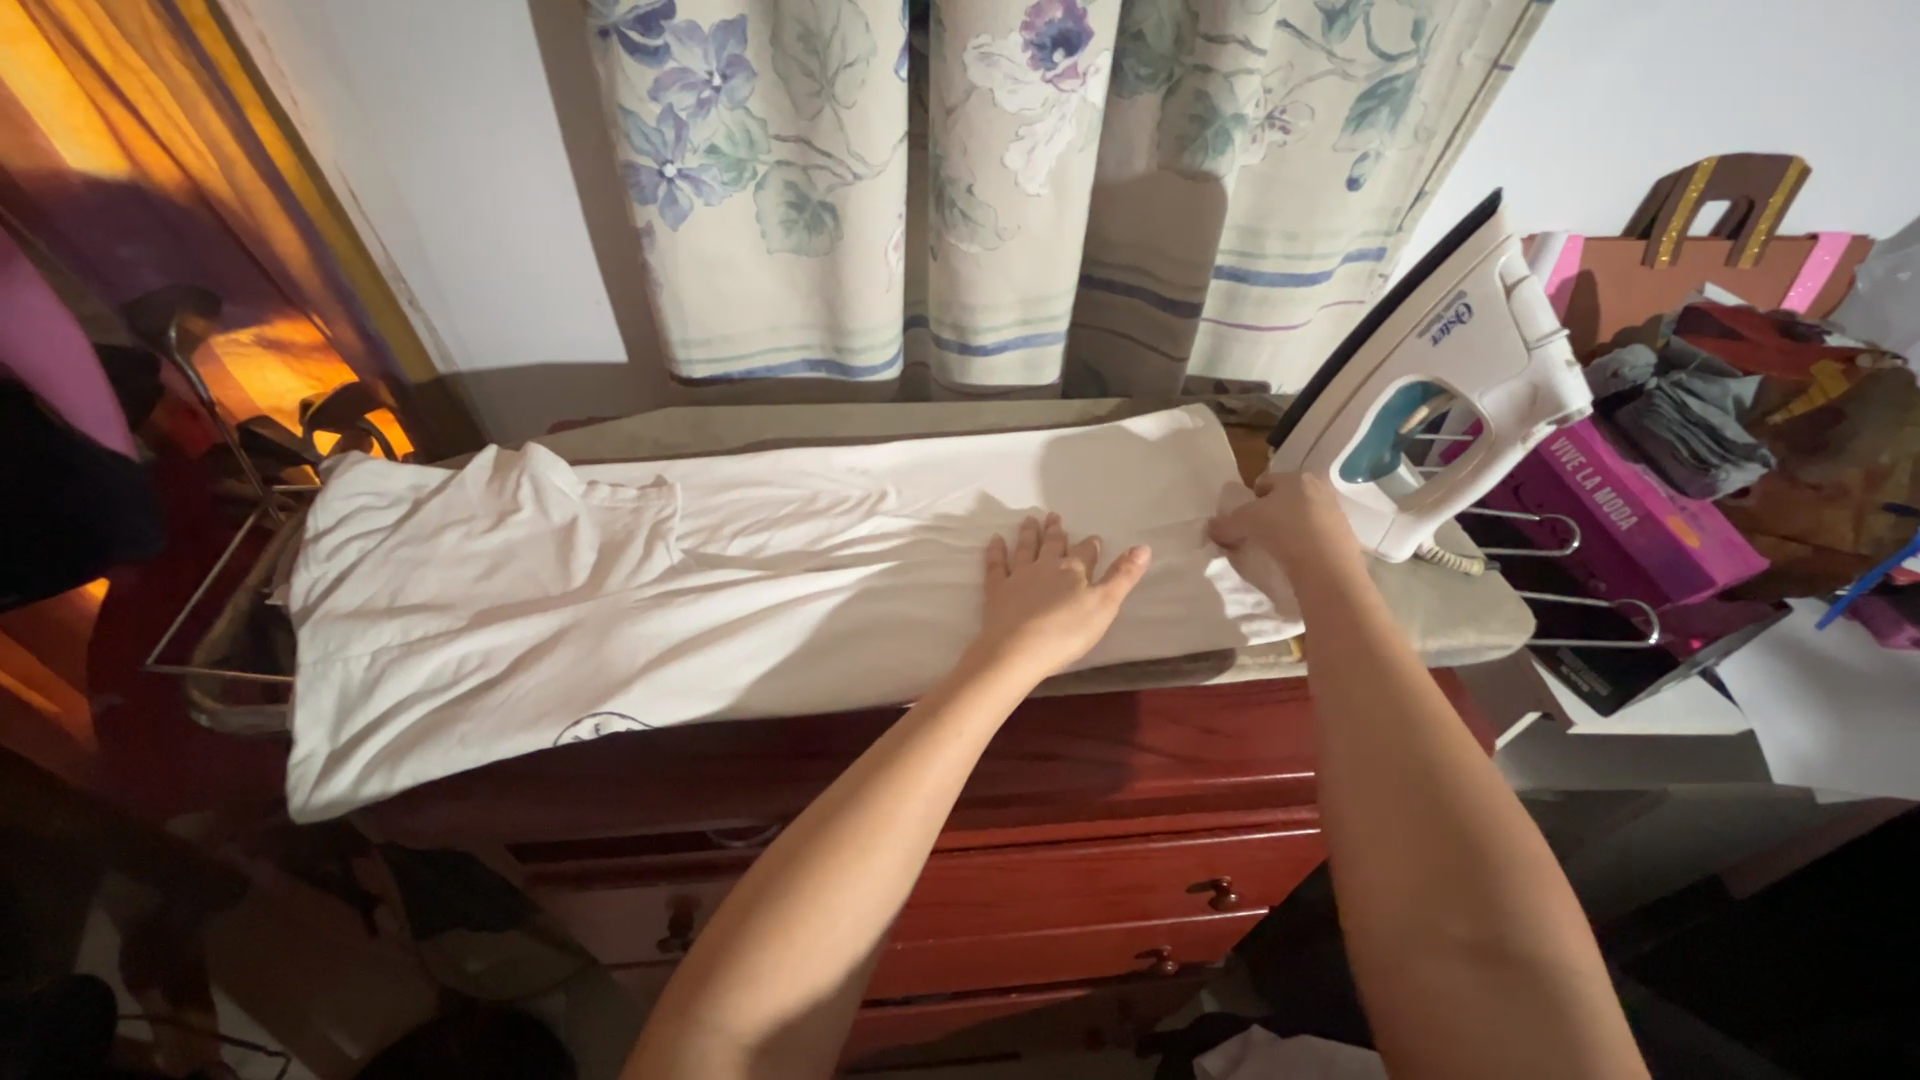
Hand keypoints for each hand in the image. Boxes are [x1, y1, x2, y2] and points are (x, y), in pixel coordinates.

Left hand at [971, 513, 1151, 682]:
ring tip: (1030, 519)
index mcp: (1073, 571)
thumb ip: (1122, 577)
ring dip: (1029, 533)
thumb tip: (1143, 547)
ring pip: (1025, 548)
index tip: (1093, 538)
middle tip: (1054, 516)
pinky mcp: (997, 590)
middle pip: (1053, 545)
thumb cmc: (1067, 632)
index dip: (1090, 545)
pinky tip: (995, 540)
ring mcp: (1018, 576)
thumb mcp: (1104, 606)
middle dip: (1056, 532)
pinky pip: (996, 564)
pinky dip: (996, 550)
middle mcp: (1045, 566)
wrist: (1018, 650)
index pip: (1085, 552)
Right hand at [1209, 472, 1362, 571]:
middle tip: (1256, 534)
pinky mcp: (1344, 537)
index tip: (1242, 520)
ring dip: (1288, 530)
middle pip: (1285, 500)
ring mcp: (1334, 513)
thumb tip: (1211, 528)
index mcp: (1294, 478)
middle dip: (1271, 514)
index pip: (1265, 482)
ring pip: (1302, 518)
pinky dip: (1304, 545)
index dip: (1250, 500)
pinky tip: (1295, 560)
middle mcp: (1318, 489)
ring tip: (1275, 550)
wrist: (1327, 565)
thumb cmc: (1282, 529)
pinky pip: (1316, 537)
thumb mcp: (1243, 523)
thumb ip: (1224, 524)